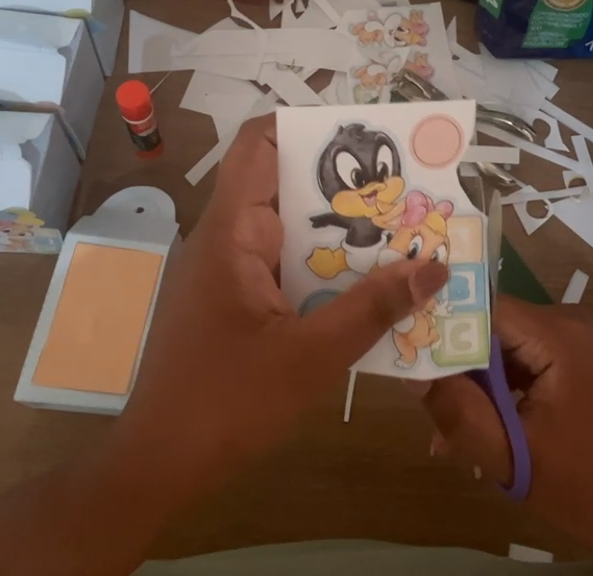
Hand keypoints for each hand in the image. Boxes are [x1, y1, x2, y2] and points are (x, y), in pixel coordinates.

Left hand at [110, 114, 448, 507]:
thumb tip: (434, 267)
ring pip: (291, 230)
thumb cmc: (224, 404)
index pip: (258, 146)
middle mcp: (228, 240)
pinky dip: (327, 267)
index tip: (363, 132)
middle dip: (347, 183)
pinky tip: (372, 284)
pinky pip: (287, 267)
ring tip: (405, 229)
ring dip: (343, 231)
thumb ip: (372, 309)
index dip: (305, 124)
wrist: (158, 469)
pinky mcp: (237, 302)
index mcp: (231, 232)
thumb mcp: (310, 357)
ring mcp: (230, 272)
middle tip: (409, 184)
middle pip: (286, 185)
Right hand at [419, 297, 592, 575]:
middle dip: (456, 363)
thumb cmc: (575, 484)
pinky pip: (515, 355)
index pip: (485, 309)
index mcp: (558, 335)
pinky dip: (494, 386)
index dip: (444, 328)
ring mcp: (568, 335)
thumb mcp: (507, 452)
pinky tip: (476, 423)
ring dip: (473, 381)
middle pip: (490, 324)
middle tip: (426, 401)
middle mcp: (565, 320)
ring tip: (447, 427)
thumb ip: (459, 410)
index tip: (410, 355)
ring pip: (498, 341)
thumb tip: (415, 371)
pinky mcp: (566, 353)